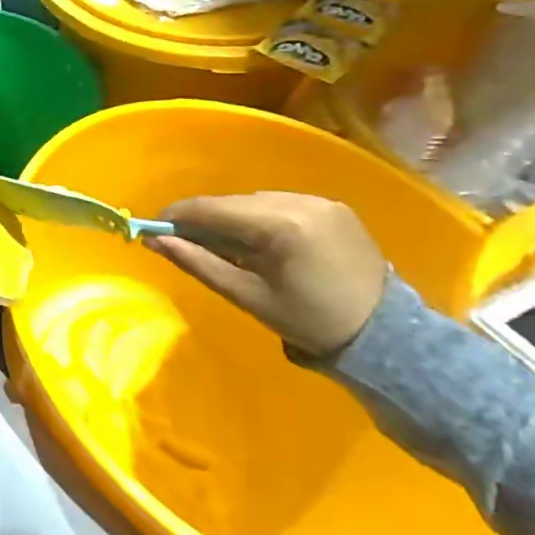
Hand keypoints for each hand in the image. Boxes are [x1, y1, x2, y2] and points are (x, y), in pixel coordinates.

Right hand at [145, 192, 386, 357]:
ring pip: (258, 202)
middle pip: (235, 203)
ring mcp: (321, 200)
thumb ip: (199, 263)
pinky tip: (261, 243)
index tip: (153, 226)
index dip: (179, 215)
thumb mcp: (247, 296)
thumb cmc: (308, 321)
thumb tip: (156, 241)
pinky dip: (263, 219)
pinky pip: (284, 205)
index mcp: (281, 224)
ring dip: (235, 218)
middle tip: (183, 240)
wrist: (382, 334)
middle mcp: (301, 201)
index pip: (215, 209)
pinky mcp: (334, 206)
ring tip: (225, 246)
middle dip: (206, 219)